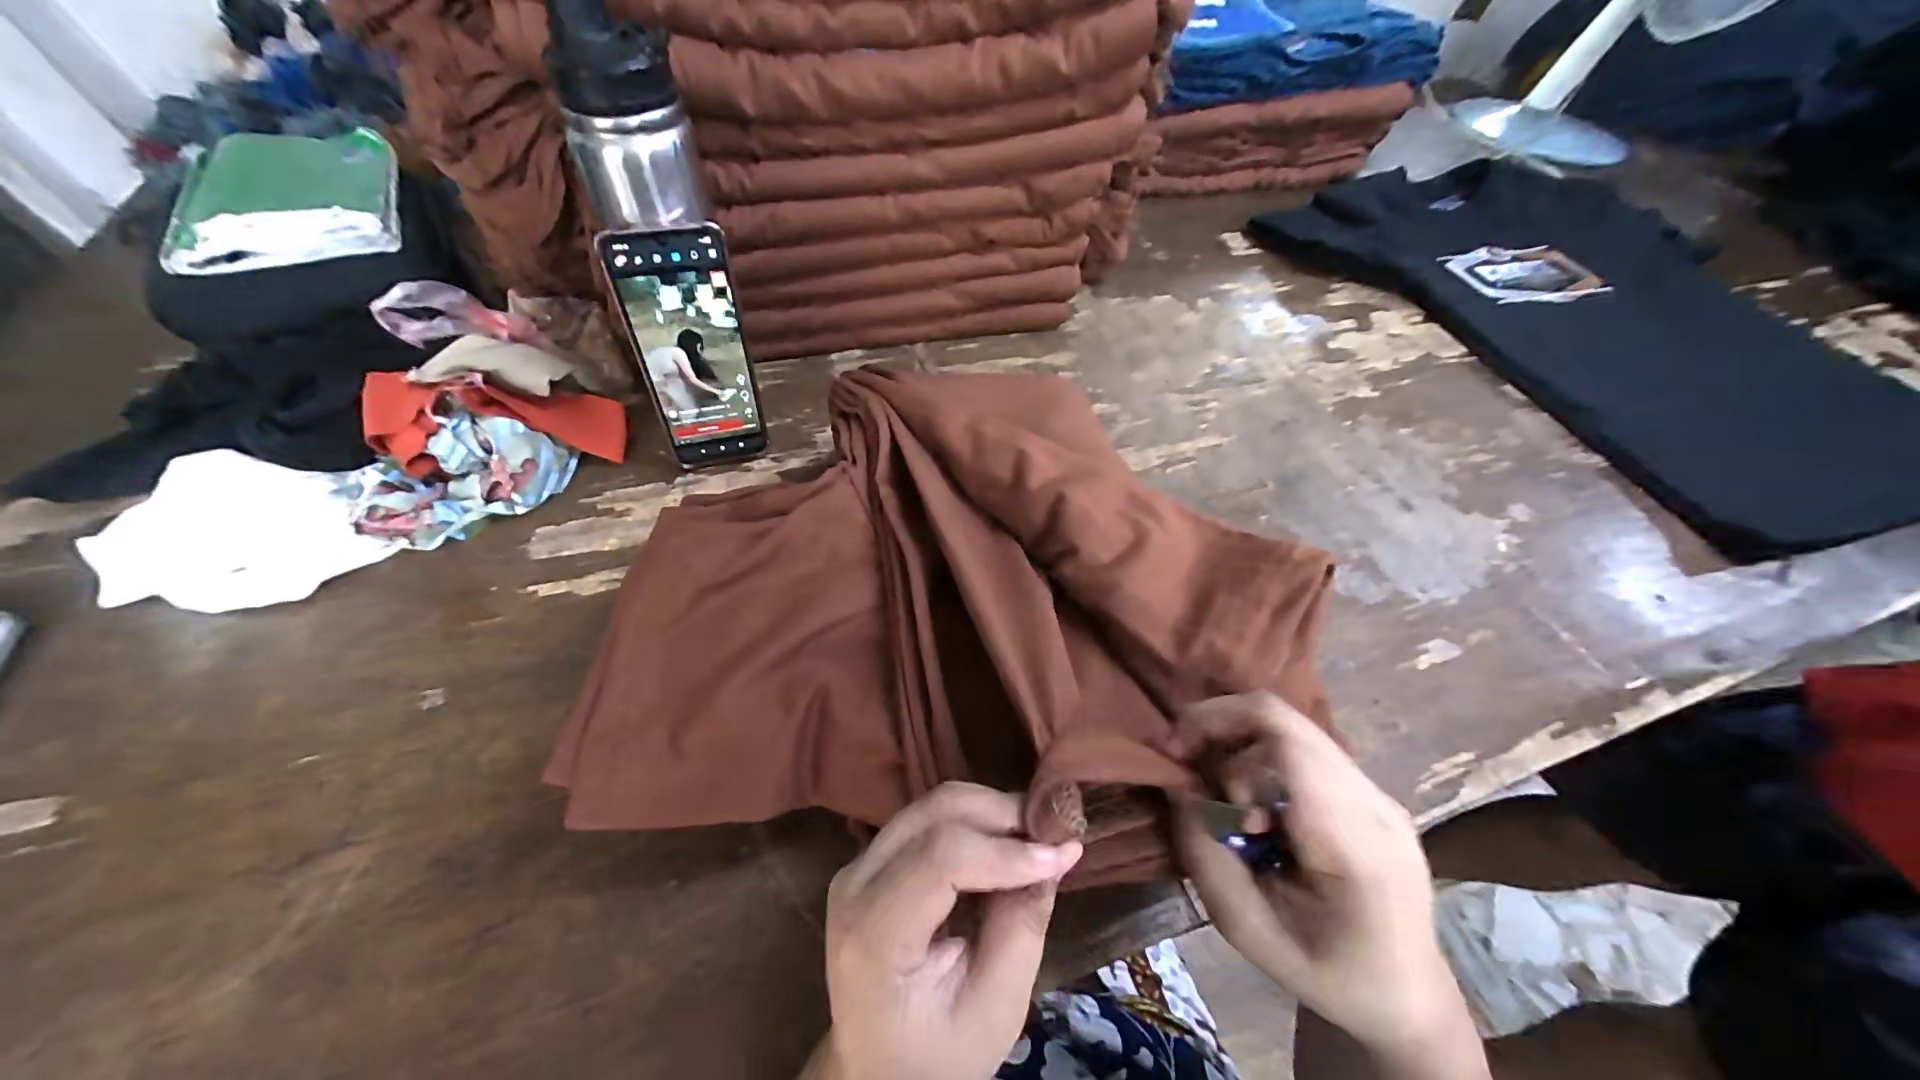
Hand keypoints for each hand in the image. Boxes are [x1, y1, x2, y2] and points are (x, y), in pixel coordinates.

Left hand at [803, 782, 1083, 1079]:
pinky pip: (927, 818)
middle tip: (1055, 836)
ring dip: (991, 811)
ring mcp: (858, 865)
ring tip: (1037, 839)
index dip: (1006, 848)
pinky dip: (974, 819)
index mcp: (873, 935)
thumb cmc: (937, 1053)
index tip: (1063, 853)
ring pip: (933, 805)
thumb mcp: (993, 1010)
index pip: (940, 858)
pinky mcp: (872, 857)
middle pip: (934, 815)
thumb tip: (1056, 852)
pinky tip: (1007, 841)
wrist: (879, 1065)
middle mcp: (854, 884)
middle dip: (1002, 815)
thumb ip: (1021, 927)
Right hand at [1170, 693, 1487, 1078]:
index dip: (1216, 721)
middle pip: (1283, 720)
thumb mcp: (1245, 927)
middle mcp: (1374, 802)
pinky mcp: (1373, 793)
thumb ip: (1204, 851)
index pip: (1283, 736)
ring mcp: (1380, 794)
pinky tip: (1257, 810)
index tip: (1173, 752)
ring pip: (1291, 731)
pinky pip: (1305, 750)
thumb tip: (1177, 784)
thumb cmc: (1326, 974)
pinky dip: (1263, 762)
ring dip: (1241, 753)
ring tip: (1232, 810)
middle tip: (1186, 767)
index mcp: (1352, 842)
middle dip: (1219, 729)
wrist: (1408, 997)